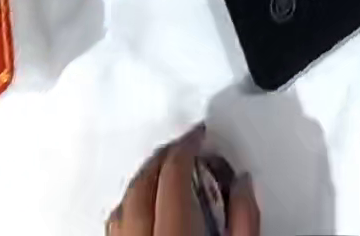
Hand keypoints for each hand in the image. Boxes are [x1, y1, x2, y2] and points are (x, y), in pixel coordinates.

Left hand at [108, 126, 258, 235]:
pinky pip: (114, 229)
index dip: (187, 145)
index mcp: (174, 235)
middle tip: (184, 146)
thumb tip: (243, 183)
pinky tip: (147, 208)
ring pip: (120, 208)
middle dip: (162, 156)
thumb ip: (245, 218)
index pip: (172, 174)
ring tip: (164, 171)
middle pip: (141, 185)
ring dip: (142, 181)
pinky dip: (128, 209)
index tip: (200, 134)